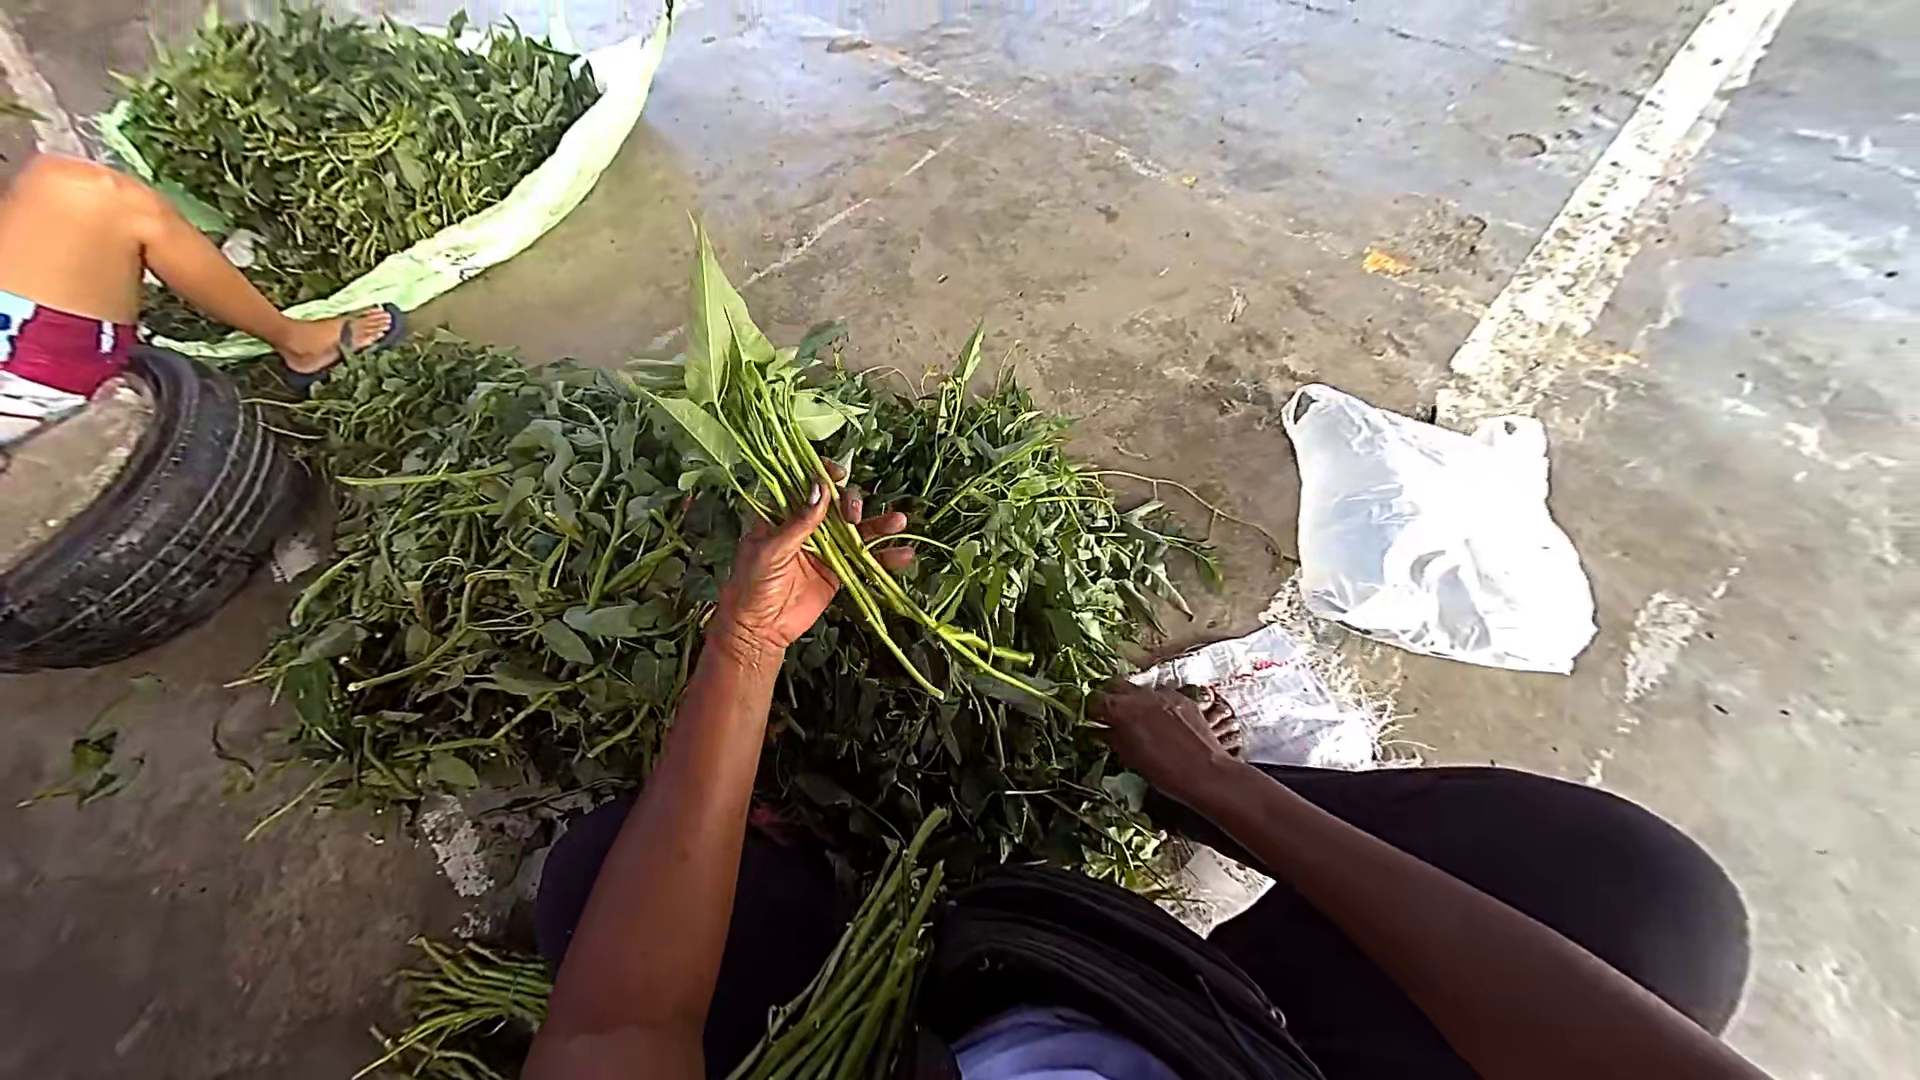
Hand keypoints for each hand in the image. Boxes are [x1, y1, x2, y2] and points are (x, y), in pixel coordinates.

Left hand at [710, 464, 912, 664]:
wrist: (758, 629)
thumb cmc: (751, 585)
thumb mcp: (770, 550)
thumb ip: (798, 522)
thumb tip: (821, 490)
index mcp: (783, 514)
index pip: (806, 484)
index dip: (824, 474)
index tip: (839, 475)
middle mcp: (808, 526)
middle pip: (837, 504)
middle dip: (851, 503)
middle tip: (853, 516)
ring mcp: (826, 548)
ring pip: (857, 530)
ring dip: (878, 525)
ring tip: (898, 522)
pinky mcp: (839, 571)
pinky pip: (864, 559)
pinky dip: (884, 557)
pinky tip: (902, 555)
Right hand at [1091, 681, 1246, 807]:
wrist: (1206, 773)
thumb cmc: (1162, 772)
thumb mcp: (1129, 757)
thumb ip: (1112, 737)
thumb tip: (1100, 730)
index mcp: (1120, 710)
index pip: (1094, 699)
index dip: (1090, 708)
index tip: (1091, 717)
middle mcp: (1139, 695)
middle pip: (1115, 684)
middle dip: (1109, 695)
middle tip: (1109, 712)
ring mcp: (1162, 694)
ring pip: (1139, 688)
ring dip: (1133, 699)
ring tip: (1137, 716)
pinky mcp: (1182, 698)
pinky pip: (1162, 695)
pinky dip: (1156, 704)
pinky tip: (1160, 720)